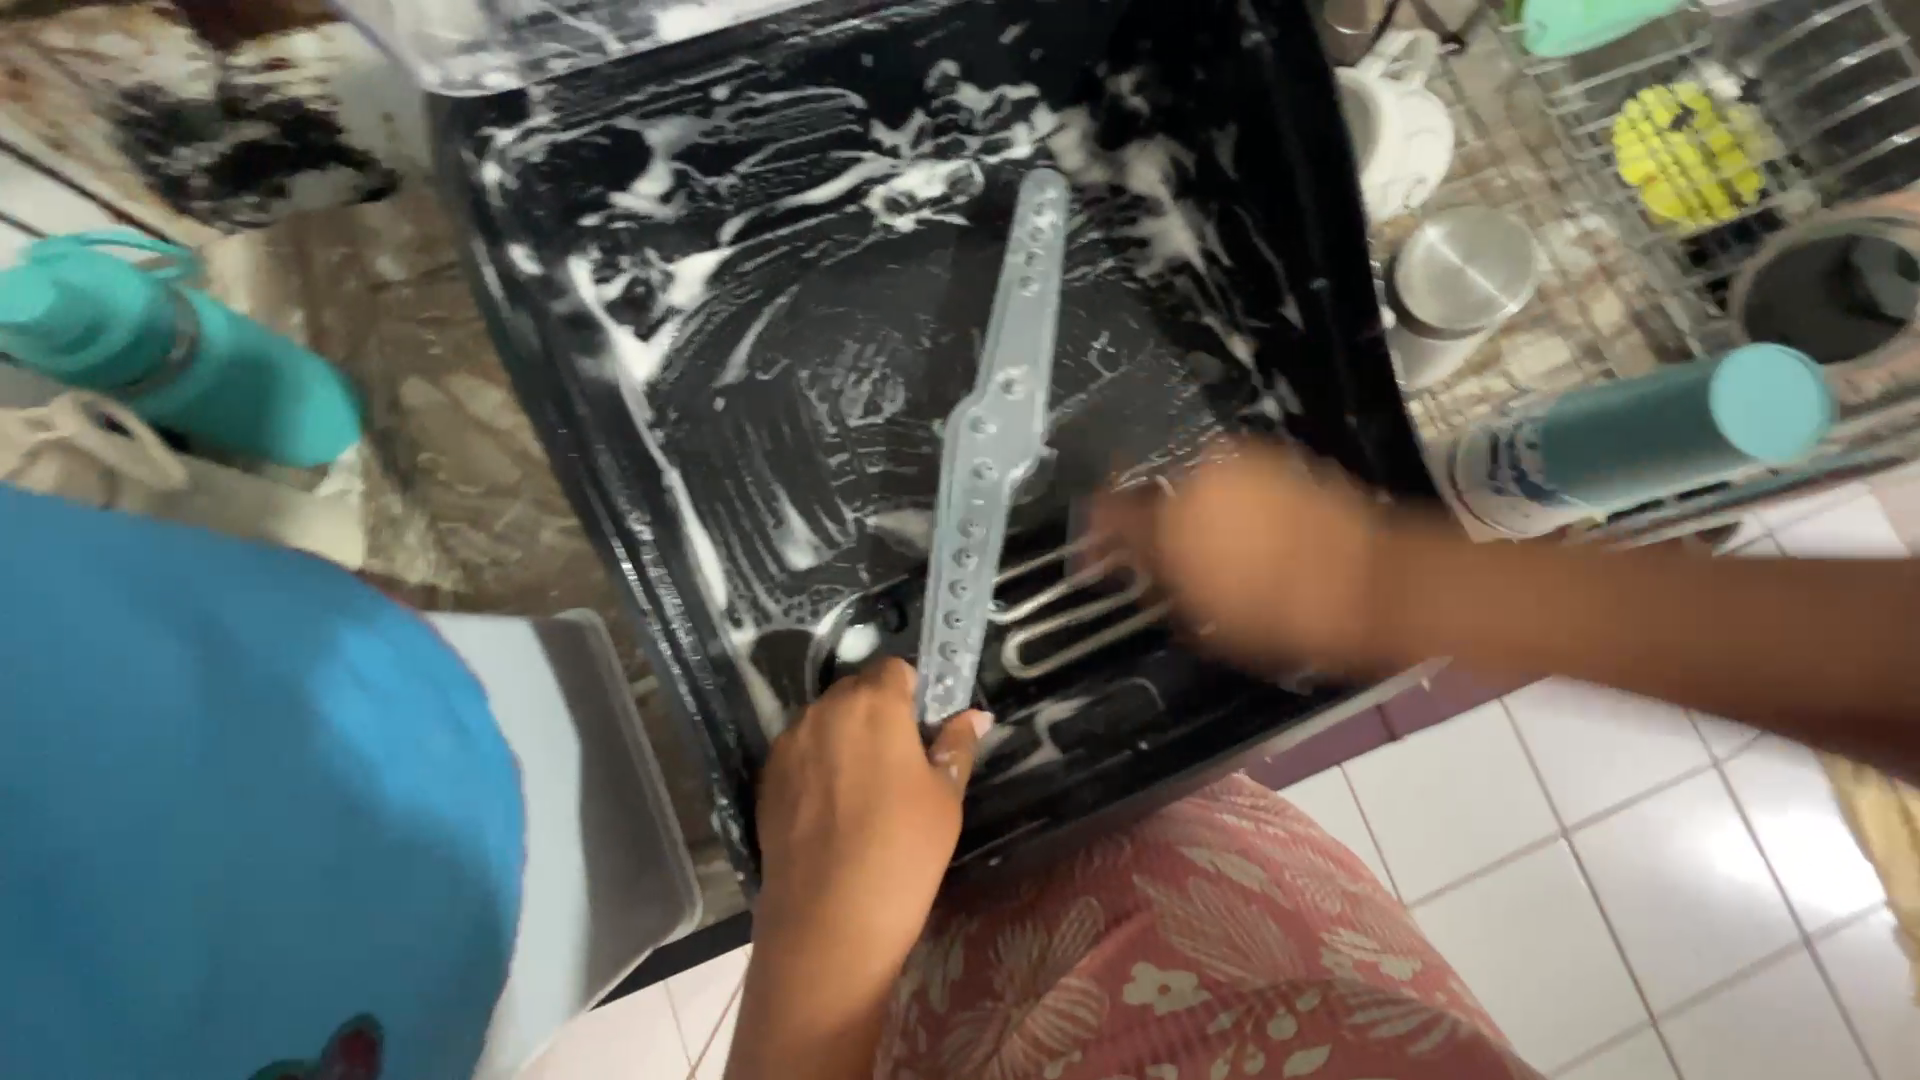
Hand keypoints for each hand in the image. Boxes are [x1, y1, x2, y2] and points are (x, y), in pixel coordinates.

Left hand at [754, 658, 990, 972]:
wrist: (828, 922)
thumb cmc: (903, 852)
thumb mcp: (945, 798)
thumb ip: (956, 746)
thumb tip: (975, 715)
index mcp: (874, 704)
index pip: (894, 667)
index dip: (912, 691)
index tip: (922, 728)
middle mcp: (825, 709)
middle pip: (856, 690)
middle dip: (878, 711)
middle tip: (899, 760)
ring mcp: (789, 742)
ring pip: (825, 720)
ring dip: (845, 735)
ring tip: (862, 789)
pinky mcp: (766, 776)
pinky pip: (800, 751)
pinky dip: (817, 763)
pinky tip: (831, 809)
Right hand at [1090, 439, 1388, 671]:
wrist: (1371, 583)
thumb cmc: (1279, 616)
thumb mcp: (1201, 620)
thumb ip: (1157, 585)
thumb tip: (1134, 570)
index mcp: (1167, 521)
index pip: (1106, 513)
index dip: (1094, 534)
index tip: (1096, 553)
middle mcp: (1195, 480)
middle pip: (1150, 492)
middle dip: (1148, 521)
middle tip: (1159, 554)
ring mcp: (1238, 463)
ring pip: (1192, 483)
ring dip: (1188, 507)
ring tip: (1208, 543)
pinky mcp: (1275, 459)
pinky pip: (1232, 478)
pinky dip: (1226, 499)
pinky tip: (1247, 529)